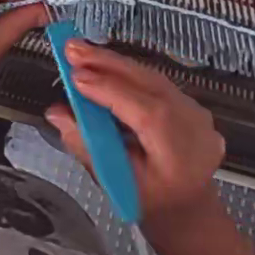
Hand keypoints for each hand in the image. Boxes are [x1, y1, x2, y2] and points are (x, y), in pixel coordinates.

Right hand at [46, 41, 225, 224]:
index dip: (111, 91)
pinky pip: (155, 82)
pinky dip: (127, 72)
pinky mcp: (190, 103)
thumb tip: (57, 113)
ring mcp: (197, 112)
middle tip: (72, 48)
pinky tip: (102, 64)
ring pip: (152, 78)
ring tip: (80, 51)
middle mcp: (195, 128)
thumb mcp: (114, 182)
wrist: (186, 205)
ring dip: (114, 64)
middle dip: (108, 65)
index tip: (76, 76)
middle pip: (151, 85)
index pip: (148, 114)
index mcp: (180, 156)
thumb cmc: (148, 201)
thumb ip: (85, 145)